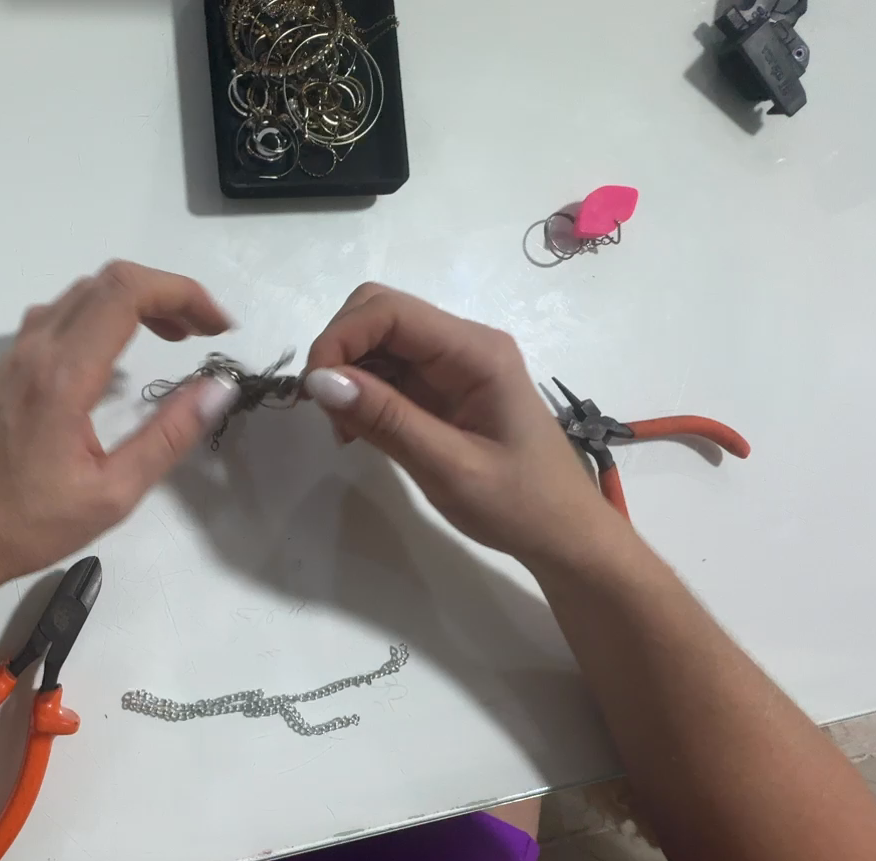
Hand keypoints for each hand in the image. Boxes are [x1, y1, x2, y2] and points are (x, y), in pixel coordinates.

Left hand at [0, 262, 239, 612]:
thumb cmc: (33, 524)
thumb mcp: (113, 493)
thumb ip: (168, 436)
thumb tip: (218, 388)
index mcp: (63, 377)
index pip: (127, 293)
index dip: (182, 293)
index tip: (216, 326)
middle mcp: (35, 351)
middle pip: (106, 281)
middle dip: (165, 293)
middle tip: (201, 332)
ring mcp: (16, 356)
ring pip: (81, 294)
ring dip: (132, 301)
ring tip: (171, 337)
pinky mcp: (8, 370)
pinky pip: (59, 316)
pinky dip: (100, 315)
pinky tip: (117, 356)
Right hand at [299, 283, 626, 566]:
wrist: (561, 533)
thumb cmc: (517, 504)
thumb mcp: (448, 467)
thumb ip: (385, 420)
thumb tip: (320, 380)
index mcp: (475, 352)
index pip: (388, 312)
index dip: (339, 339)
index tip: (314, 393)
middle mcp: (461, 344)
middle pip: (378, 312)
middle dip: (338, 352)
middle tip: (329, 412)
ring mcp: (449, 364)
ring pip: (375, 340)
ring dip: (344, 375)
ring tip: (347, 432)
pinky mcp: (437, 387)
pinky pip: (384, 370)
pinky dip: (358, 393)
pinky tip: (359, 431)